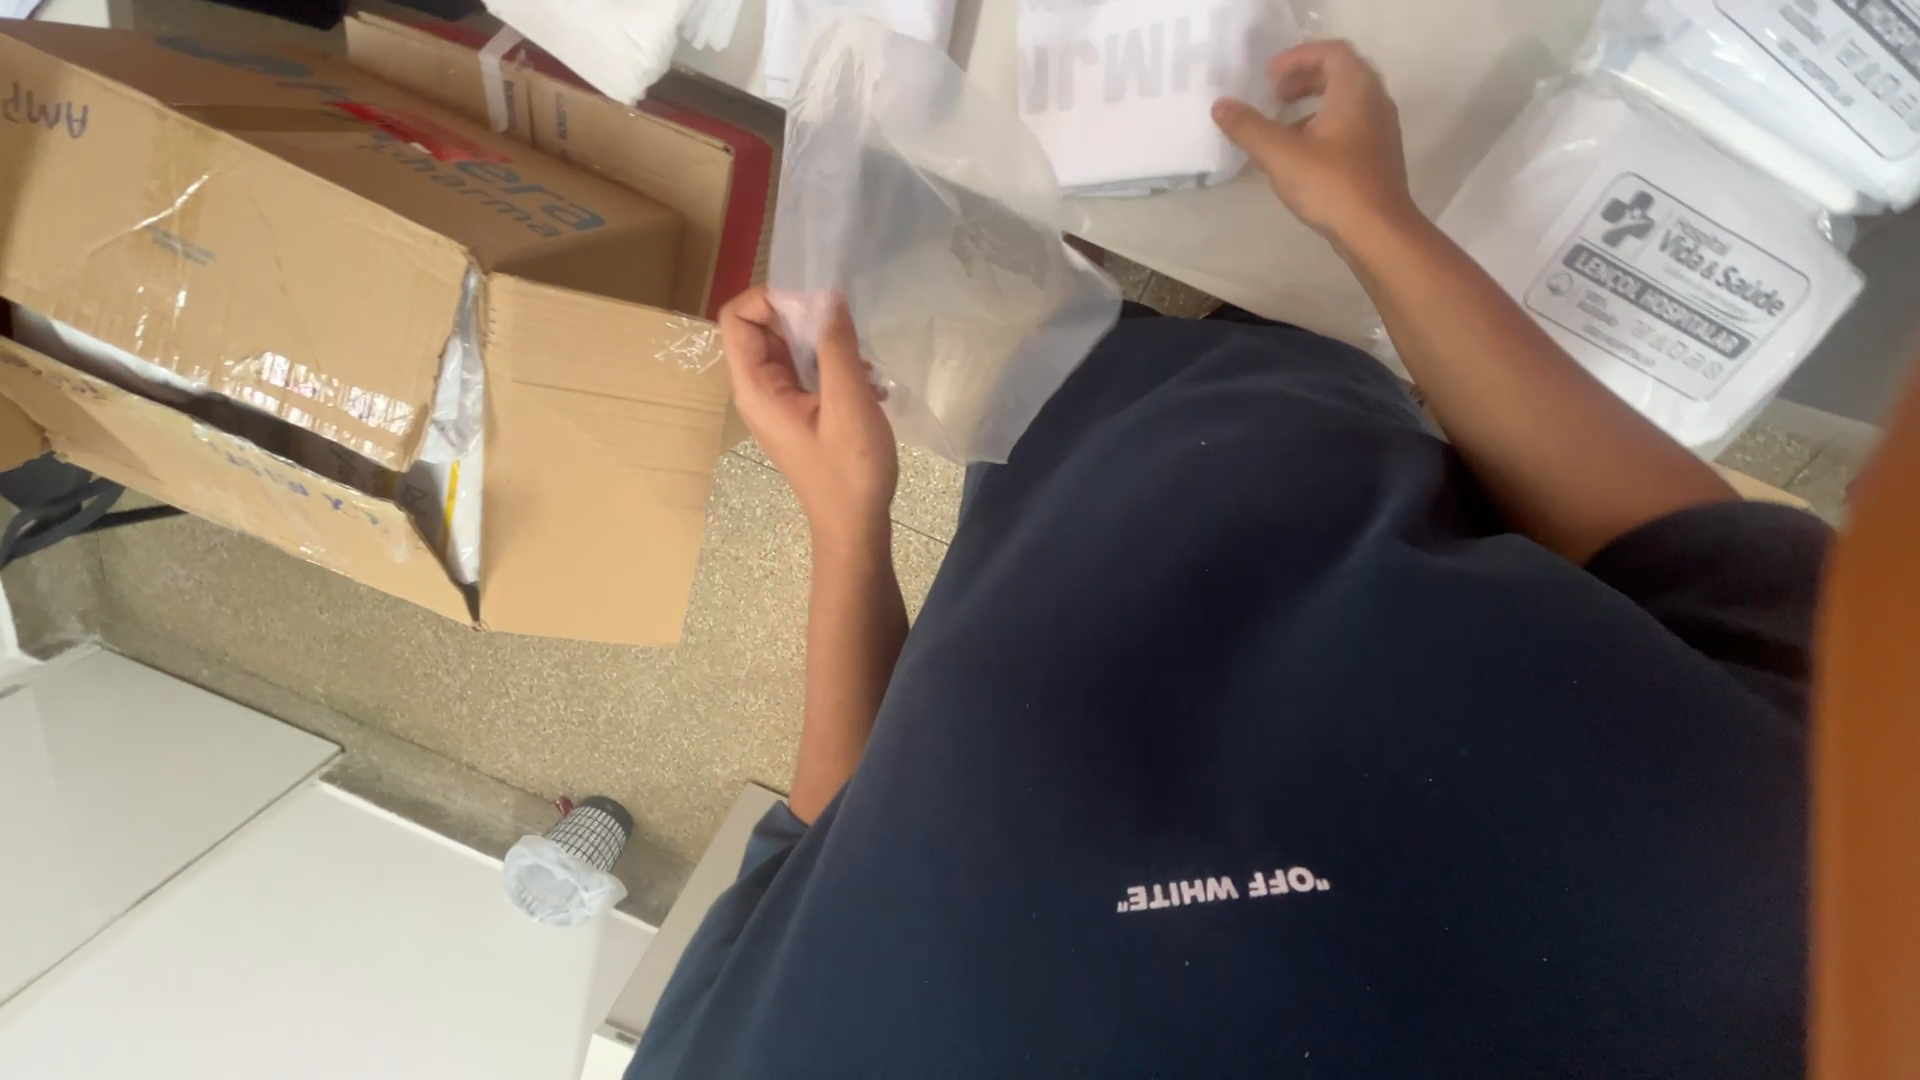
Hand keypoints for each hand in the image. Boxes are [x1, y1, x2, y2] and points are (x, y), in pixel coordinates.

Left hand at [720, 286, 898, 553]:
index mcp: (757, 389)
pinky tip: (869, 383)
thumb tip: (828, 297)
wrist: (855, 526)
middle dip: (804, 317)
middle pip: (763, 329)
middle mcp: (759, 392)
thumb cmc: (850, 471)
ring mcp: (780, 404)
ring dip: (825, 342)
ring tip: (863, 362)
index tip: (816, 302)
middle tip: (847, 326)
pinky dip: (834, 365)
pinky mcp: (801, 414)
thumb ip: (836, 346)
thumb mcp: (848, 403)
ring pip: (790, 349)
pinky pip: (808, 372)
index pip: (736, 318)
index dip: (769, 297)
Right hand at [1212, 41, 1417, 240]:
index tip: (1268, 76)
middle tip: (1273, 98)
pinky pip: (1348, 129)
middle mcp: (1374, 101)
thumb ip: (1249, 128)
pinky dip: (1322, 129)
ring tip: (1281, 130)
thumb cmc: (1330, 185)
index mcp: (1355, 89)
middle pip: (1338, 76)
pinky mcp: (1376, 157)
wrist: (1375, 229)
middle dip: (1303, 82)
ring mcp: (1379, 130)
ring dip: (1311, 108)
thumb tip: (1221, 106)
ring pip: (1343, 105)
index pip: (1329, 53)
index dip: (1297, 58)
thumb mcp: (1280, 155)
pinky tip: (1300, 157)